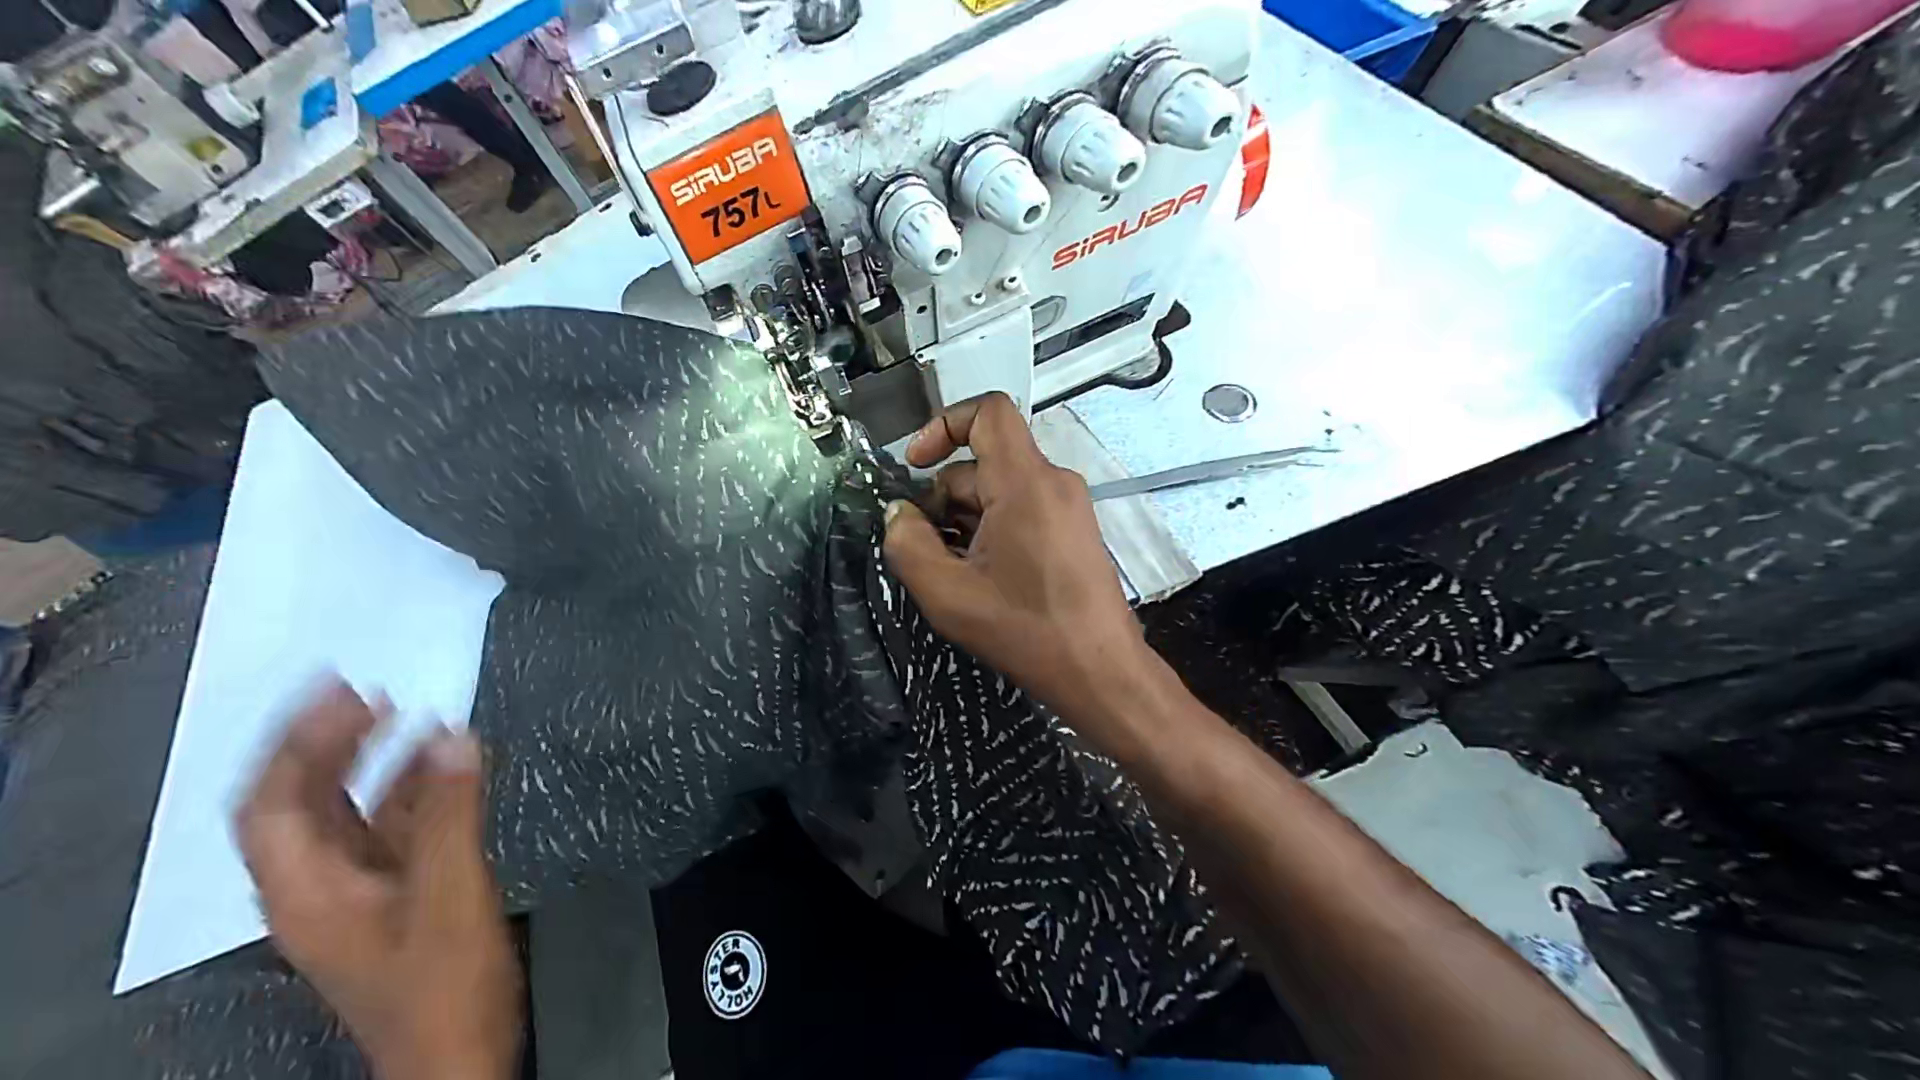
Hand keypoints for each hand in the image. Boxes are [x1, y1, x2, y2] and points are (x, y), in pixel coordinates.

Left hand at [234, 681, 520, 1079]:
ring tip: (407, 712)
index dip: (296, 743)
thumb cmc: (442, 982)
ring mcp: (359, 889)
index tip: (338, 689)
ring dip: (372, 761)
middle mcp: (319, 885)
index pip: (273, 804)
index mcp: (308, 890)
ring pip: (349, 811)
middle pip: (303, 803)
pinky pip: (392, 825)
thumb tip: (455, 736)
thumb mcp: (448, 895)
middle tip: (369, 689)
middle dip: (326, 743)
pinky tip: (444, 762)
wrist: (458, 1054)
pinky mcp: (397, 891)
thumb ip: (449, 815)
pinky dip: (411, 788)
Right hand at [882, 393, 1162, 731]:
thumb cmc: (1026, 631)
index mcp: (1026, 483)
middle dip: (943, 498)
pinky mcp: (1072, 530)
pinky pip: (1021, 509)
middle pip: (983, 462)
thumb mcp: (948, 593)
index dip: (942, 424)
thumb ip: (907, 545)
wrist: (1099, 670)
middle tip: (925, 547)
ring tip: (952, 570)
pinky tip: (979, 575)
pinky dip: (991, 530)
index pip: (988, 412)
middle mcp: (1053, 482)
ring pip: (999, 490)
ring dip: (964, 520)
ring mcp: (1067, 506)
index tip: (914, 464)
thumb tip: (898, 514)